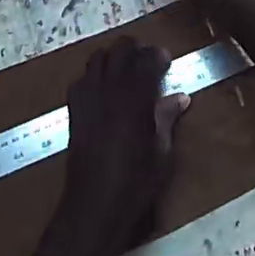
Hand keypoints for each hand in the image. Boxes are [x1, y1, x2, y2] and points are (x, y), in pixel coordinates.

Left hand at [62, 38, 187, 251]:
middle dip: (135, 48)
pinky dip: (93, 76)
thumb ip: (167, 120)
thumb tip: (180, 98)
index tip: (166, 57)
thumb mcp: (161, 155)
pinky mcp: (74, 111)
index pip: (146, 62)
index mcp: (133, 99)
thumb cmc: (134, 185)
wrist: (93, 207)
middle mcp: (108, 91)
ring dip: (112, 57)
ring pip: (96, 59)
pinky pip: (80, 80)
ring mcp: (87, 99)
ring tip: (125, 68)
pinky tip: (102, 89)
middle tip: (147, 57)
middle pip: (119, 51)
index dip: (157, 55)